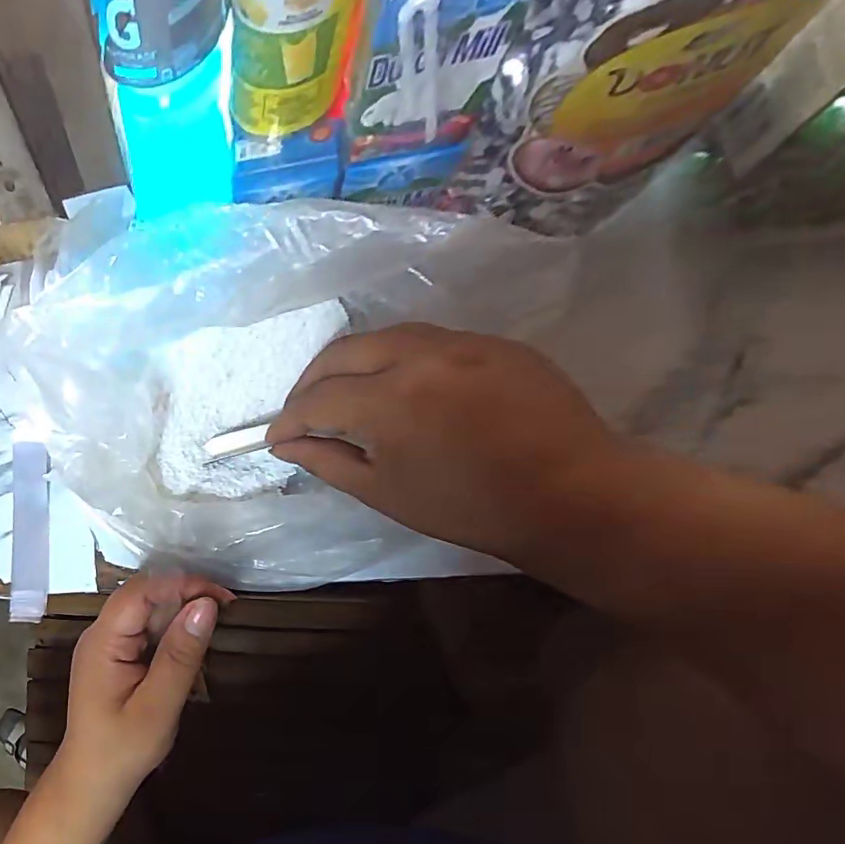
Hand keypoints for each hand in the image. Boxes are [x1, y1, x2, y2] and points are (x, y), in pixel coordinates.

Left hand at [57, 572, 230, 805]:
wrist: (91, 783)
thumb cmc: (122, 749)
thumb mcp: (158, 706)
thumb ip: (180, 654)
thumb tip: (205, 606)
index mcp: (103, 641)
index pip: (141, 591)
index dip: (181, 584)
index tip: (221, 597)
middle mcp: (100, 634)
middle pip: (142, 595)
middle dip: (184, 593)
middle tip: (227, 607)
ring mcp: (105, 645)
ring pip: (144, 610)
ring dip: (179, 609)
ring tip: (217, 618)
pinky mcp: (114, 657)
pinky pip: (143, 629)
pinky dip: (170, 629)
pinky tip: (192, 639)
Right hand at [267, 325, 632, 560]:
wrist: (570, 495)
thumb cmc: (467, 506)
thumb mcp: (384, 491)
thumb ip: (328, 461)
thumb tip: (288, 445)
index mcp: (390, 401)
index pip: (317, 400)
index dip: (288, 420)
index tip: (274, 439)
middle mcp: (419, 356)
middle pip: (342, 351)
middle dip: (310, 381)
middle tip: (300, 412)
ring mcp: (460, 342)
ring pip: (383, 337)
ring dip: (350, 363)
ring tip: (342, 393)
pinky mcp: (492, 342)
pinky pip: (427, 341)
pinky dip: (395, 359)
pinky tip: (398, 387)